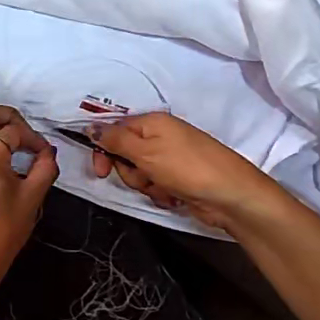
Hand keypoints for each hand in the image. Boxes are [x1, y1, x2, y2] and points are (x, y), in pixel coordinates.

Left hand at [0, 106, 58, 293]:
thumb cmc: (6, 229)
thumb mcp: (33, 196)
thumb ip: (45, 167)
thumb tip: (47, 152)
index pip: (13, 130)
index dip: (33, 138)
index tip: (44, 154)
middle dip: (9, 116)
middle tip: (28, 133)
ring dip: (1, 129)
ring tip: (23, 147)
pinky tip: (12, 158)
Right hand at [89, 113, 282, 232]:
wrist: (229, 196)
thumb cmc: (186, 168)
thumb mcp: (145, 151)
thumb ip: (114, 139)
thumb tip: (89, 126)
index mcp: (152, 122)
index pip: (113, 130)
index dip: (104, 150)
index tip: (101, 170)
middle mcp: (160, 137)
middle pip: (124, 154)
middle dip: (129, 171)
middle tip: (144, 177)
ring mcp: (169, 158)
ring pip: (138, 173)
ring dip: (145, 184)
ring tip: (164, 188)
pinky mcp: (177, 178)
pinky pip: (154, 185)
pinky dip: (159, 193)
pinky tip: (173, 196)